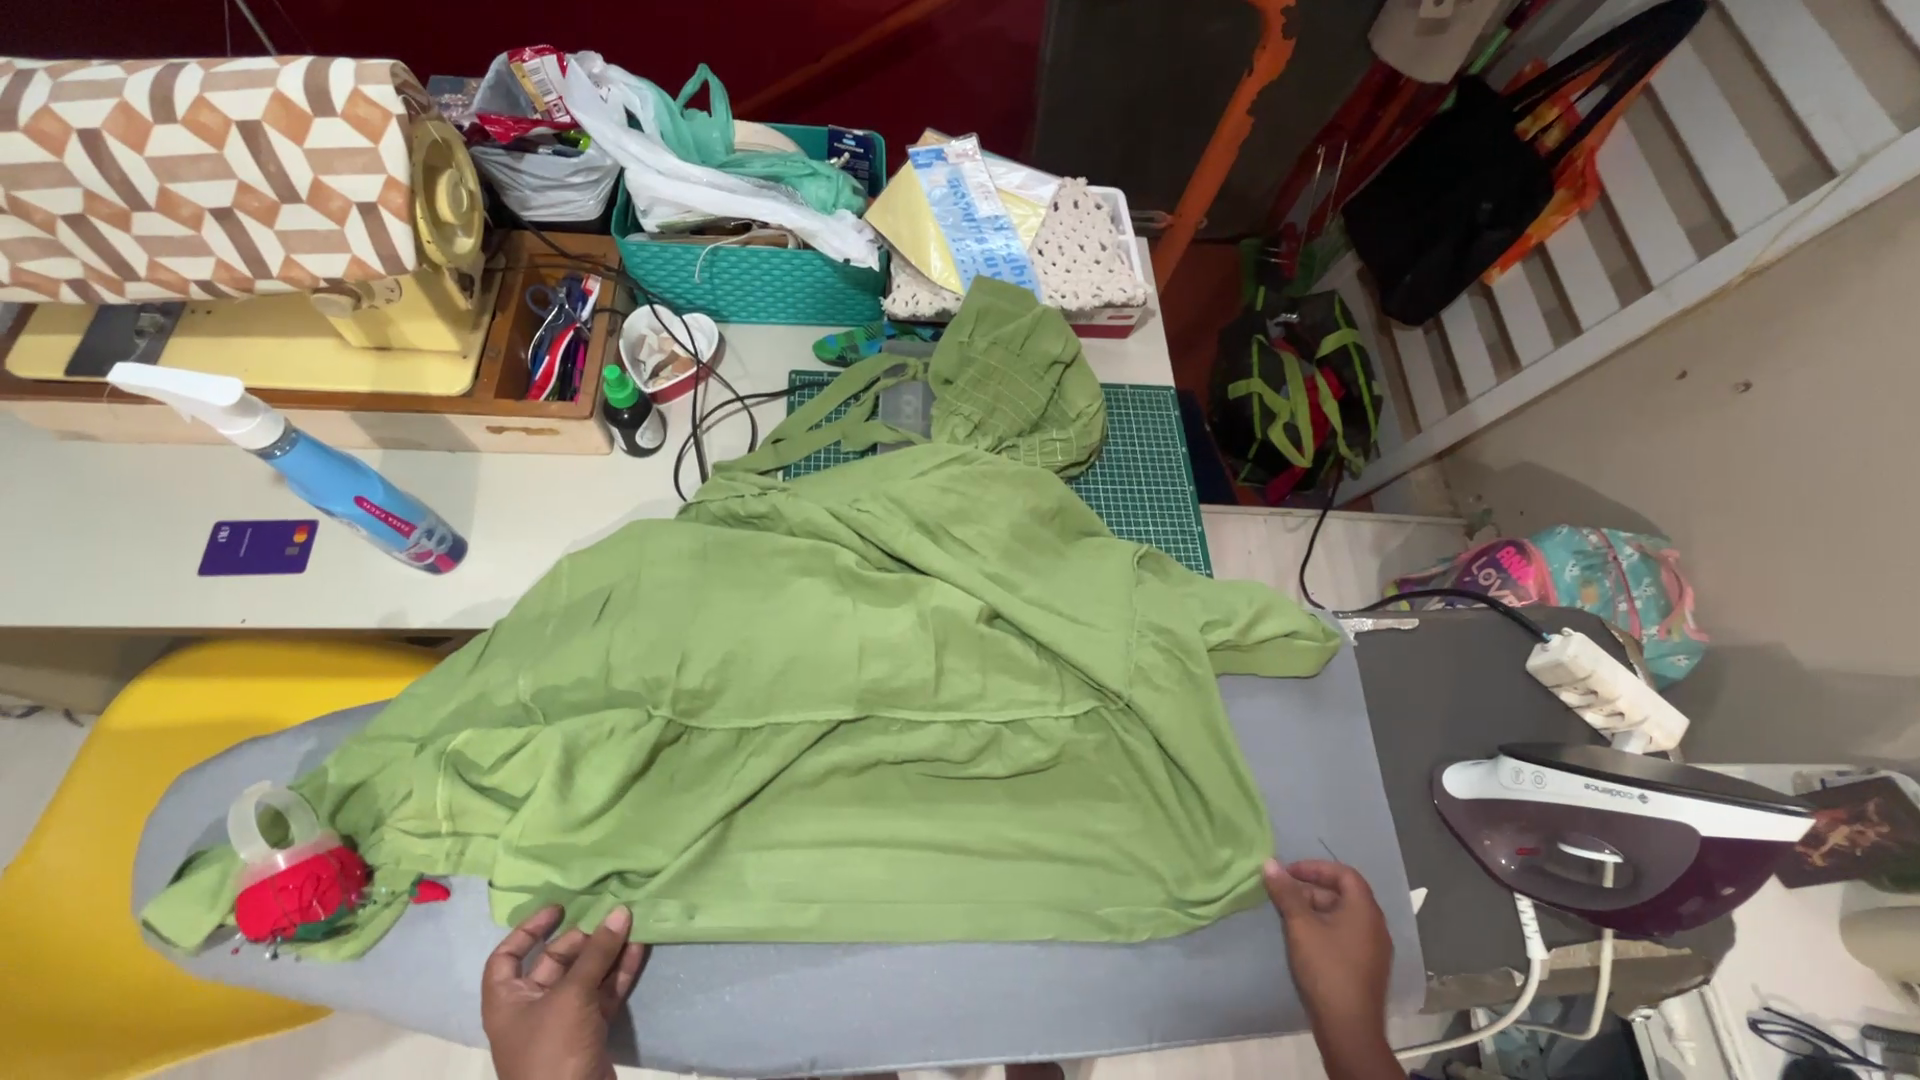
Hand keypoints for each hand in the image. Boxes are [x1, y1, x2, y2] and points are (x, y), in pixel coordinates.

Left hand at [482, 905, 648, 1079]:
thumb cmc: (552, 1051)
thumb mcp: (571, 996)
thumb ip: (596, 953)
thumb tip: (620, 912)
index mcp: (508, 1000)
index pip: (507, 956)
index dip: (529, 930)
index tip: (560, 909)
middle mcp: (531, 1007)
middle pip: (555, 961)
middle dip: (583, 939)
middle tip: (611, 919)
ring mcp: (562, 1021)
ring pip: (585, 975)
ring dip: (607, 952)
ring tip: (632, 925)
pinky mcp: (588, 1032)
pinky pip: (603, 993)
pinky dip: (618, 973)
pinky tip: (638, 950)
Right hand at [1263, 859, 1398, 1079]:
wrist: (1349, 1027)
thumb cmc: (1326, 968)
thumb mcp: (1300, 926)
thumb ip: (1286, 893)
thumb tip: (1269, 863)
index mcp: (1365, 910)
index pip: (1344, 873)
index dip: (1315, 868)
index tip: (1288, 873)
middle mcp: (1375, 925)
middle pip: (1342, 894)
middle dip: (1311, 889)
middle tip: (1282, 895)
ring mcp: (1373, 948)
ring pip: (1342, 916)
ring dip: (1315, 909)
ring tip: (1287, 916)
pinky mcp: (1366, 966)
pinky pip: (1345, 934)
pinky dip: (1324, 928)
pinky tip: (1303, 939)